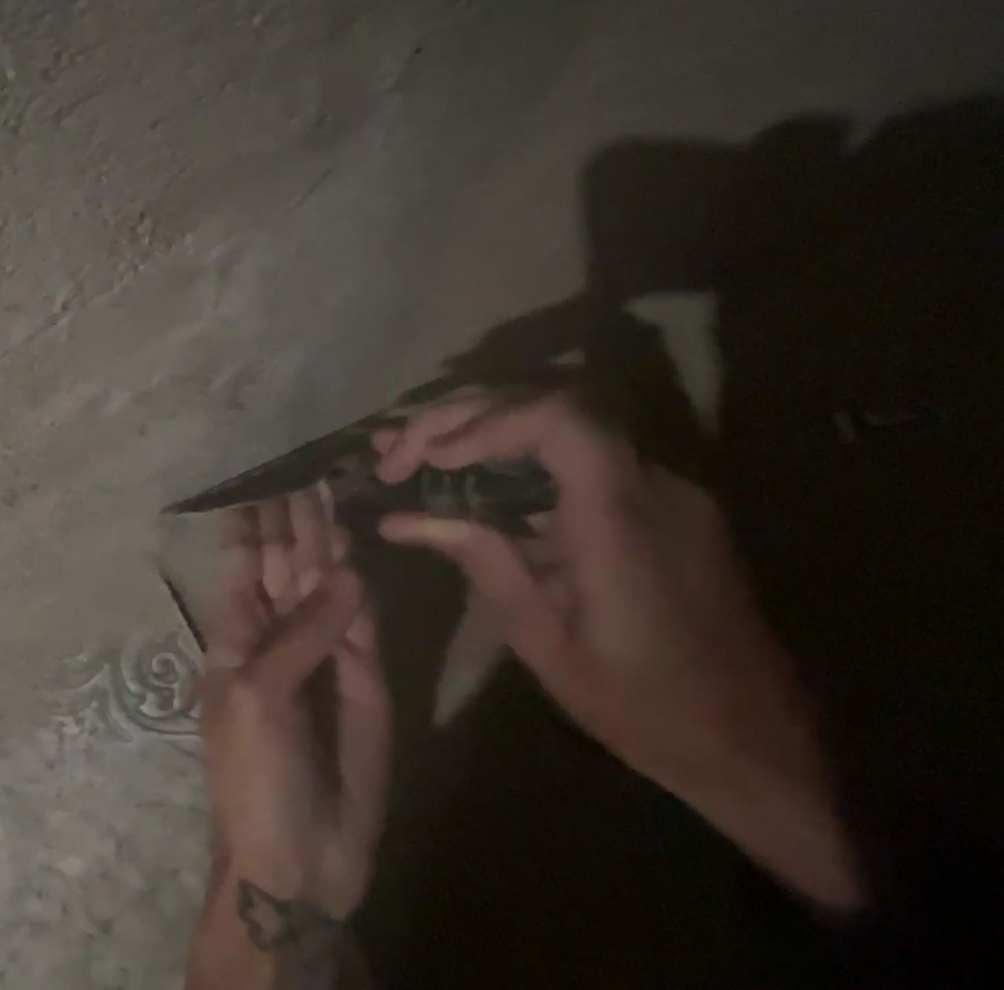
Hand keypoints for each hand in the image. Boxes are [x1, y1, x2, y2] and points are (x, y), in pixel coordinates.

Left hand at [200, 486, 389, 917]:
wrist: (300, 856)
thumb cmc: (253, 772)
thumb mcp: (258, 696)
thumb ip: (301, 632)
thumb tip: (345, 571)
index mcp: (234, 636)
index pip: (241, 565)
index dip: (247, 524)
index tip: (253, 478)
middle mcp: (278, 635)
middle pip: (285, 563)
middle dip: (291, 519)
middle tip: (302, 463)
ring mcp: (324, 652)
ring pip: (326, 582)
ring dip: (326, 539)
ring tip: (330, 485)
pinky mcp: (367, 676)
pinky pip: (363, 619)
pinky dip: (361, 584)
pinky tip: (358, 543)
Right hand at [373, 389, 864, 911]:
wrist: (760, 745)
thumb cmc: (645, 709)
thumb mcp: (547, 645)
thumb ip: (483, 565)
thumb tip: (401, 520)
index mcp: (622, 522)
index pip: (558, 420)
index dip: (482, 421)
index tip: (425, 457)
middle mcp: (651, 489)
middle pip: (551, 410)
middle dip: (463, 419)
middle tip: (394, 449)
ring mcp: (661, 495)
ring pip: (561, 429)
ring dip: (481, 434)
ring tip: (409, 454)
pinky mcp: (658, 510)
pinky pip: (578, 463)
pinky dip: (512, 462)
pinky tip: (464, 482)